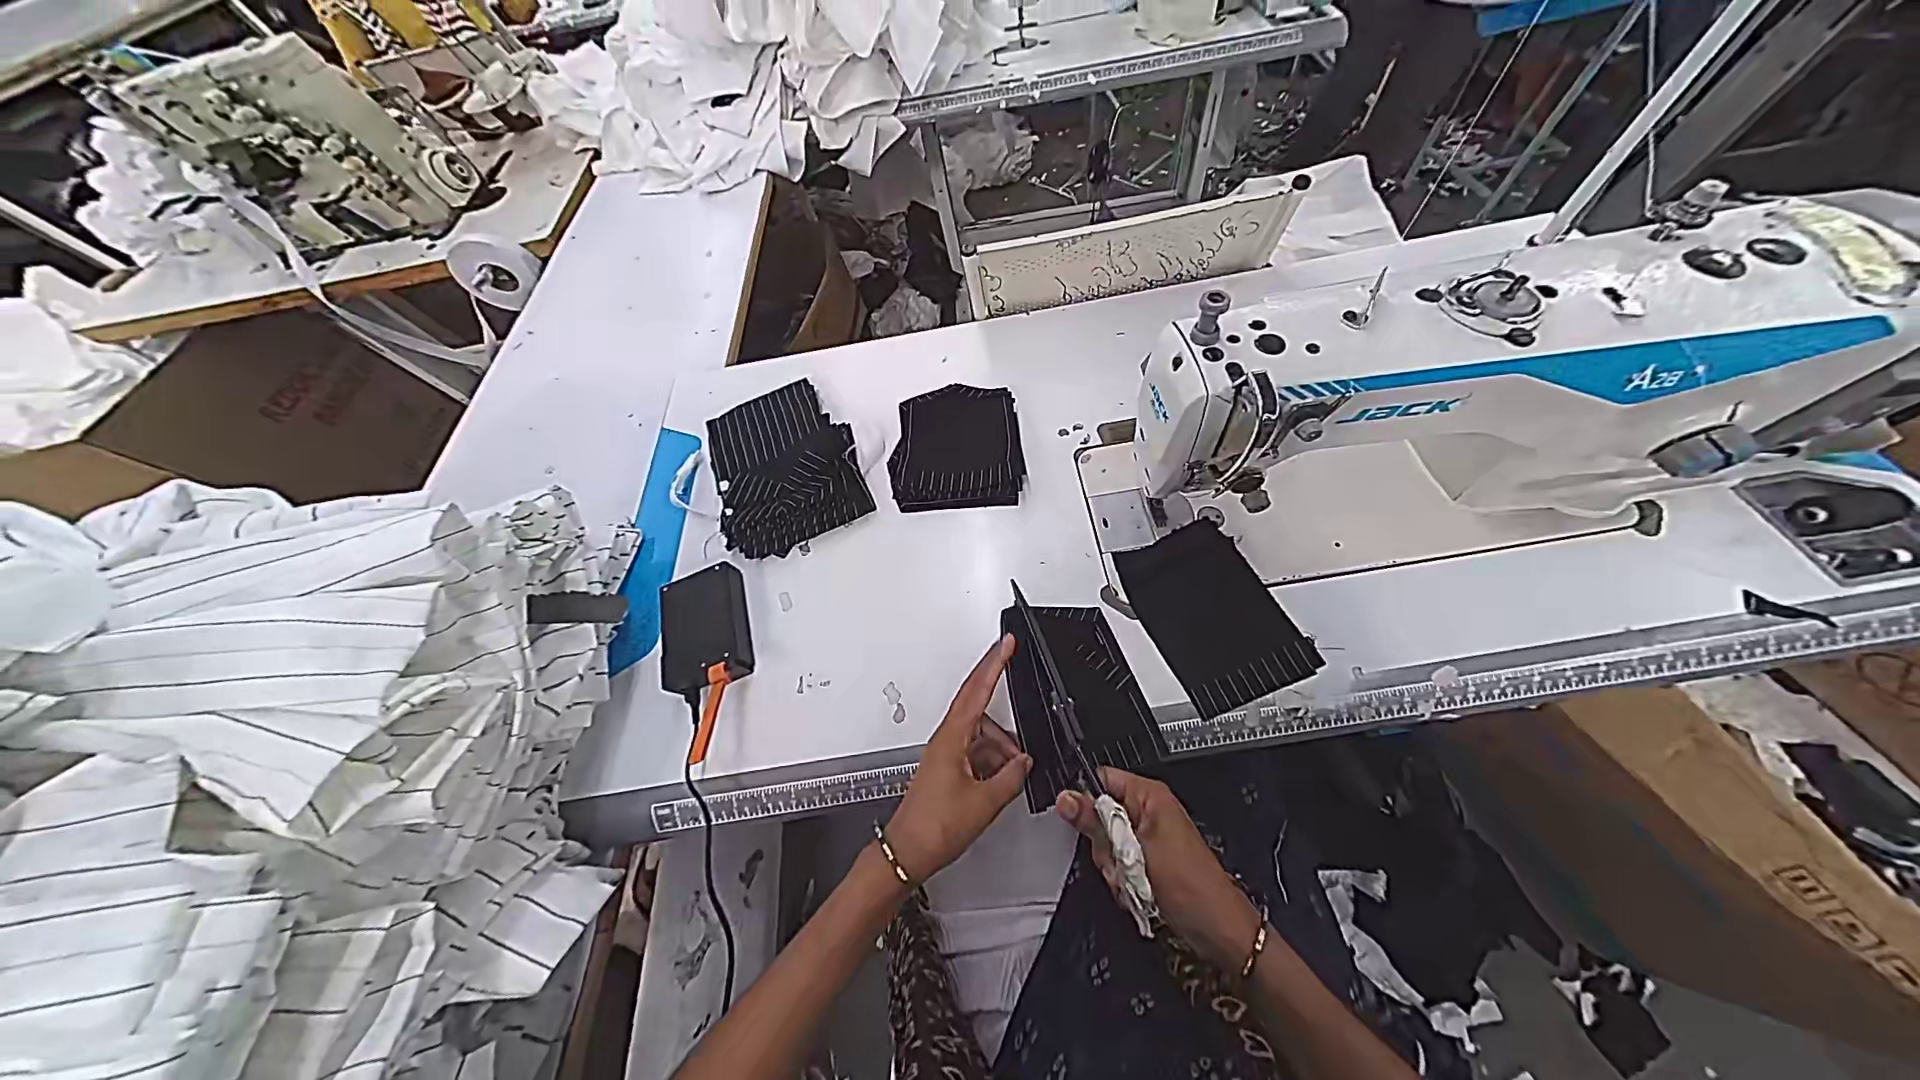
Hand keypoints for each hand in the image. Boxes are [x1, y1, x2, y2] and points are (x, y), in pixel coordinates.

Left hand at [885, 635, 1032, 882]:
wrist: (908, 851)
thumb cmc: (933, 827)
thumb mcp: (984, 801)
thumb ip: (1010, 777)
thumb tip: (1023, 763)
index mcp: (951, 737)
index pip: (976, 689)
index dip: (994, 663)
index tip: (1004, 643)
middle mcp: (946, 740)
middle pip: (981, 710)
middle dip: (1005, 712)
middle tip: (1021, 702)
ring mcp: (946, 754)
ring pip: (982, 735)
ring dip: (1001, 748)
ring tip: (1014, 769)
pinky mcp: (947, 768)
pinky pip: (977, 753)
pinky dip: (993, 762)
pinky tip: (1003, 779)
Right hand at [1056, 767, 1261, 969]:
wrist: (1217, 929)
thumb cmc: (1192, 886)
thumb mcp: (1134, 850)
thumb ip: (1097, 823)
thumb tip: (1067, 799)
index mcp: (1148, 794)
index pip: (1099, 779)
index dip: (1086, 800)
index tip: (1083, 822)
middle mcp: (1148, 811)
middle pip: (1099, 816)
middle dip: (1103, 845)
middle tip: (1120, 859)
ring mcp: (1147, 837)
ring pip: (1106, 844)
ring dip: (1113, 867)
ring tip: (1133, 879)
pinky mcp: (1147, 860)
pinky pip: (1117, 864)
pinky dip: (1121, 880)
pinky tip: (1137, 890)